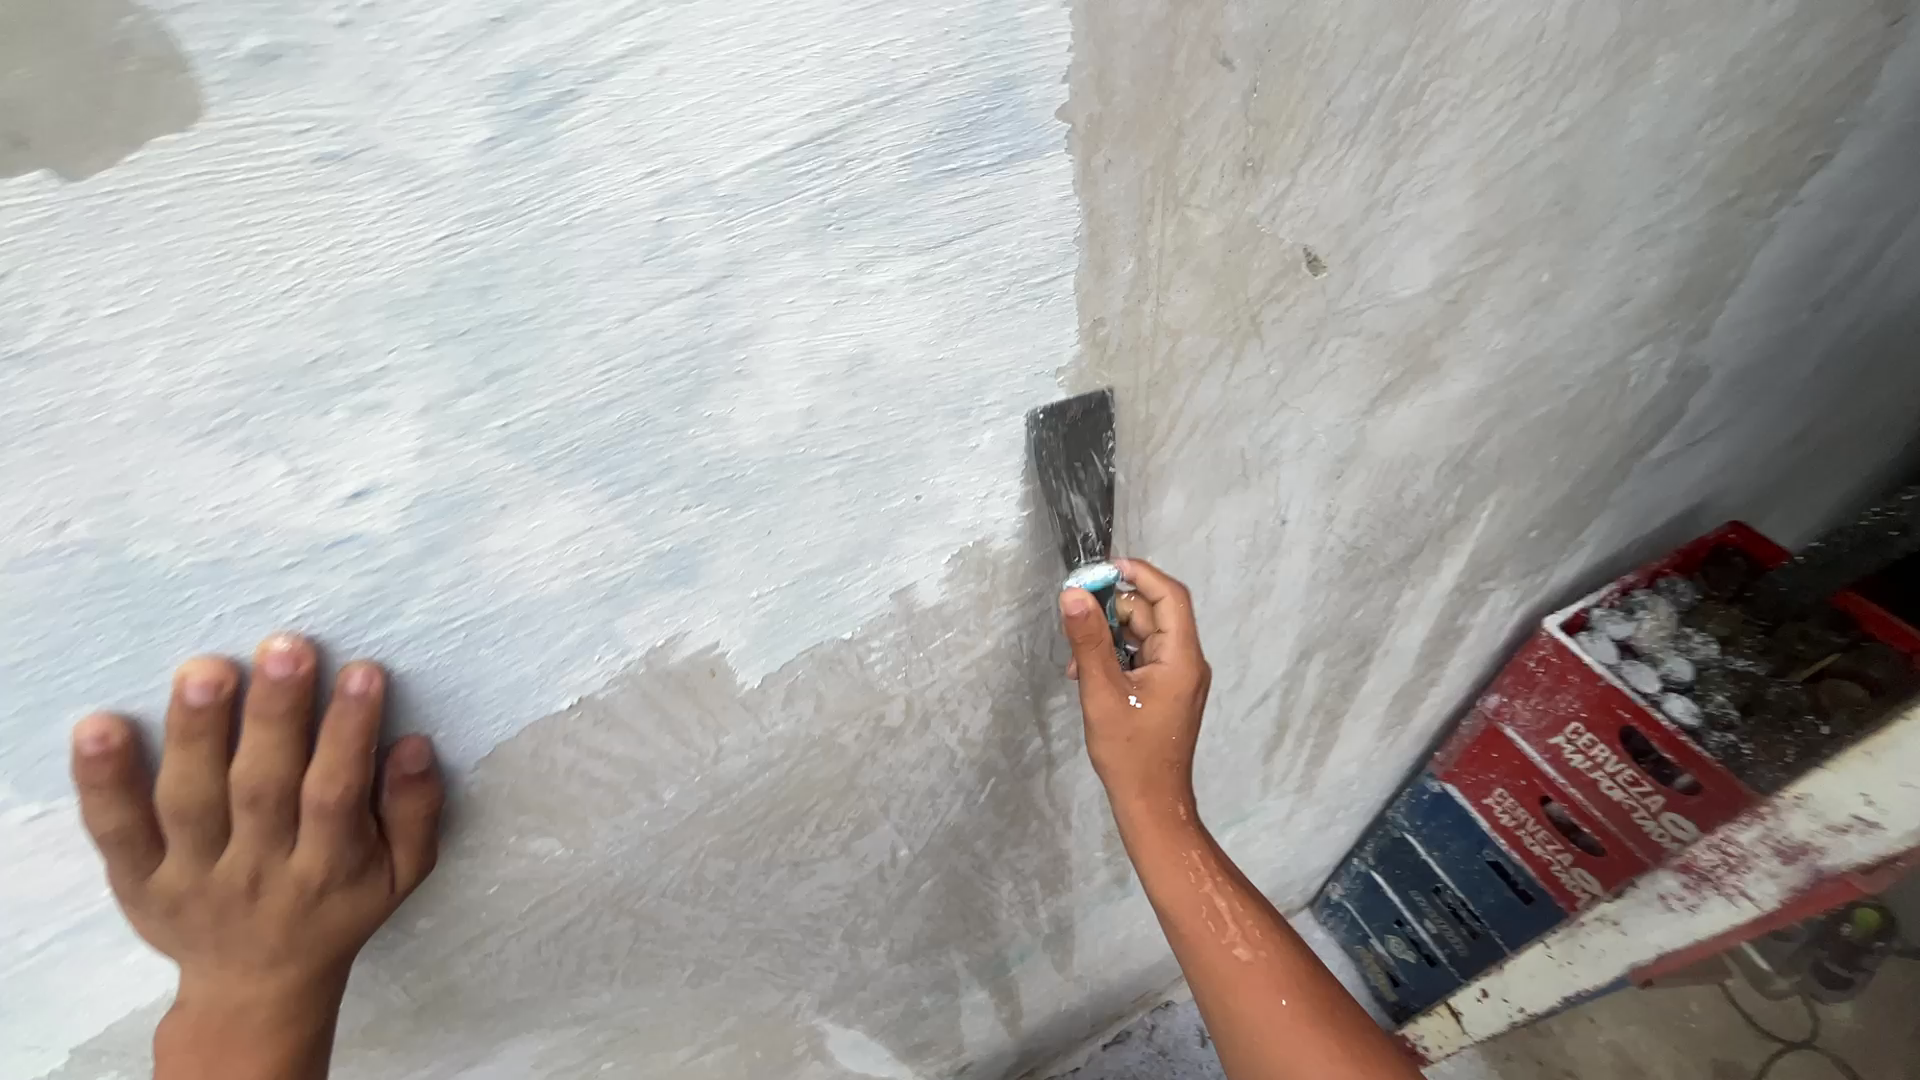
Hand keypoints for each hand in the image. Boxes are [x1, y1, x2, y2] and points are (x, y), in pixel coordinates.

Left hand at [70, 635, 444, 1079]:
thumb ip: (417, 808)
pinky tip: (100, 725)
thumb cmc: (347, 906)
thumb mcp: (409, 869)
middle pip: (263, 787)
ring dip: (196, 732)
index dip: (349, 731)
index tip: (362, 671)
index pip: (338, 791)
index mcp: (331, 866)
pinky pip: (115, 830)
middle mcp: (259, 870)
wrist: (259, 982)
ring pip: (189, 799)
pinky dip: (103, 780)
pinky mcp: (137, 880)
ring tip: (207, 668)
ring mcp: (191, 876)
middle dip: (275, 714)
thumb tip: (414, 744)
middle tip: (284, 648)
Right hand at [1059, 558, 1211, 811]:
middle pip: (1152, 614)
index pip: (1169, 596)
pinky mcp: (1166, 690)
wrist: (1151, 804)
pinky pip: (1141, 656)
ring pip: (1143, 635)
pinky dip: (1115, 656)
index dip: (1139, 574)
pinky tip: (1088, 673)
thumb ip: (1087, 640)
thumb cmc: (1129, 751)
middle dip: (1112, 610)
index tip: (1102, 568)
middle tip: (1075, 618)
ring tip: (1076, 659)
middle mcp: (1186, 661)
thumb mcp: (1100, 691)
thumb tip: (1073, 594)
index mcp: (1181, 658)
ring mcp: (1178, 677)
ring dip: (1109, 636)